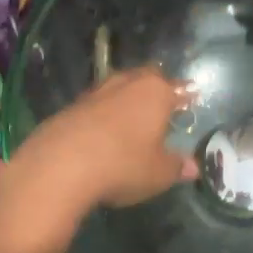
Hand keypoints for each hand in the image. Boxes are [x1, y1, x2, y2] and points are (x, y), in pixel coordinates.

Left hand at [0, 69, 196, 252]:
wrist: (60, 166)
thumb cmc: (123, 165)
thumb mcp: (159, 173)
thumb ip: (177, 167)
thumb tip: (193, 167)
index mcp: (155, 92)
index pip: (177, 89)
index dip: (185, 97)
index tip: (190, 101)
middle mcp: (126, 83)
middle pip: (145, 79)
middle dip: (154, 90)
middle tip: (160, 108)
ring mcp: (95, 92)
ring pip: (117, 89)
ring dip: (125, 101)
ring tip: (130, 120)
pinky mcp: (70, 107)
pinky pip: (95, 107)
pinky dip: (102, 116)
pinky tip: (102, 134)